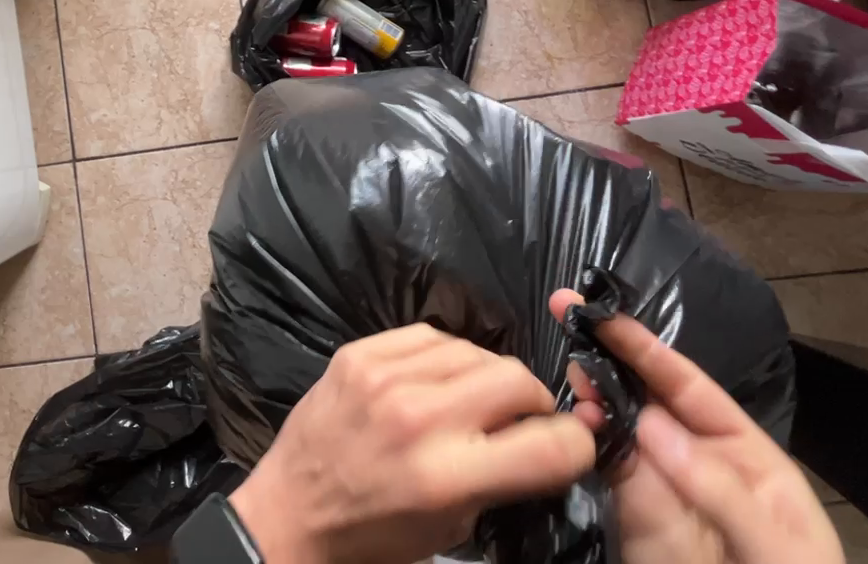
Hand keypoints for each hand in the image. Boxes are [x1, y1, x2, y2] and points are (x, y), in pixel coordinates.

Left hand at [227, 323, 596, 563]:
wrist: (292, 506)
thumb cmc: (375, 532)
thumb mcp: (452, 528)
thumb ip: (501, 481)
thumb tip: (543, 438)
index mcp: (448, 476)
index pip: (548, 445)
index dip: (575, 444)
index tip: (569, 444)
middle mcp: (419, 417)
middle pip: (515, 378)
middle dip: (534, 401)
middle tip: (522, 417)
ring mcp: (385, 377)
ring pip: (473, 350)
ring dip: (488, 375)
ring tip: (476, 397)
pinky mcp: (358, 353)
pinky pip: (427, 334)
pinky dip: (446, 355)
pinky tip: (439, 376)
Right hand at [548, 290, 842, 563]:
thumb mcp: (781, 554)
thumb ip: (719, 490)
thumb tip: (651, 423)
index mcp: (745, 457)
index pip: (690, 386)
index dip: (645, 346)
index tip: (603, 314)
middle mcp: (696, 460)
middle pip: (646, 395)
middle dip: (608, 355)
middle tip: (565, 317)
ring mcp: (660, 486)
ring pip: (617, 424)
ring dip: (591, 393)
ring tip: (570, 375)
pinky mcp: (631, 513)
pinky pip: (604, 465)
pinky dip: (584, 439)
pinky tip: (572, 424)